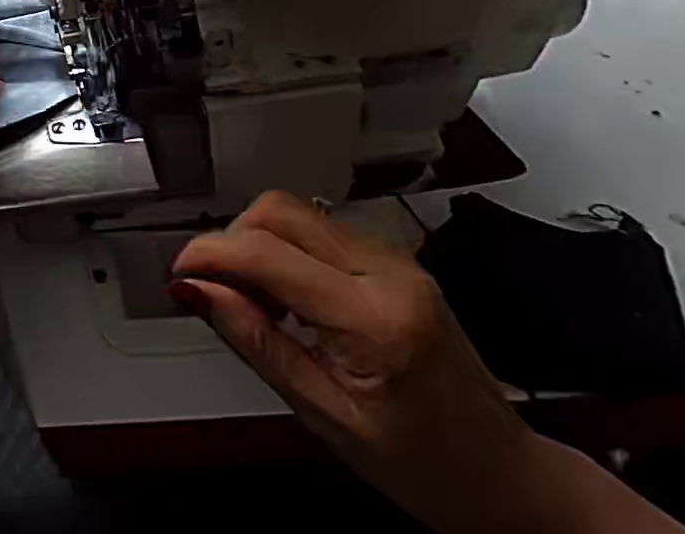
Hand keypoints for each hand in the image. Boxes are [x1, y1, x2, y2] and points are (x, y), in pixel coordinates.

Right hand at [170, 192, 535, 530]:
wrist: (505, 474)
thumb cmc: (425, 460)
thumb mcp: (322, 412)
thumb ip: (253, 340)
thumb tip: (195, 290)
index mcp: (377, 318)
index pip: (266, 253)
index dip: (207, 255)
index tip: (179, 274)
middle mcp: (391, 274)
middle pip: (277, 211)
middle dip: (229, 240)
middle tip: (214, 287)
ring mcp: (396, 262)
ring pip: (292, 212)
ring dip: (252, 243)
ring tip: (252, 299)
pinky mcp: (390, 261)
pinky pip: (313, 229)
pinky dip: (278, 248)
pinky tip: (279, 294)